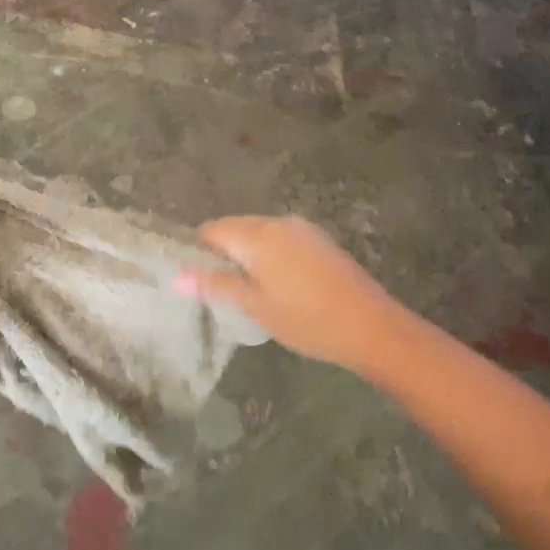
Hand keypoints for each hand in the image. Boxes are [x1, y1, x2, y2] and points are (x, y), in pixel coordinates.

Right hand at [178, 215, 406, 369]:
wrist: (373, 327)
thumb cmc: (307, 320)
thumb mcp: (255, 307)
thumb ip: (215, 285)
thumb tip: (175, 276)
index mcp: (256, 235)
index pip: (211, 230)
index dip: (197, 252)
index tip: (195, 279)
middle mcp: (277, 222)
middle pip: (234, 228)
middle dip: (222, 253)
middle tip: (219, 290)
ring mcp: (302, 229)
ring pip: (258, 234)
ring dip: (247, 255)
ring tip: (248, 290)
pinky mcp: (319, 240)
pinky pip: (280, 239)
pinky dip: (269, 255)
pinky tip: (278, 285)